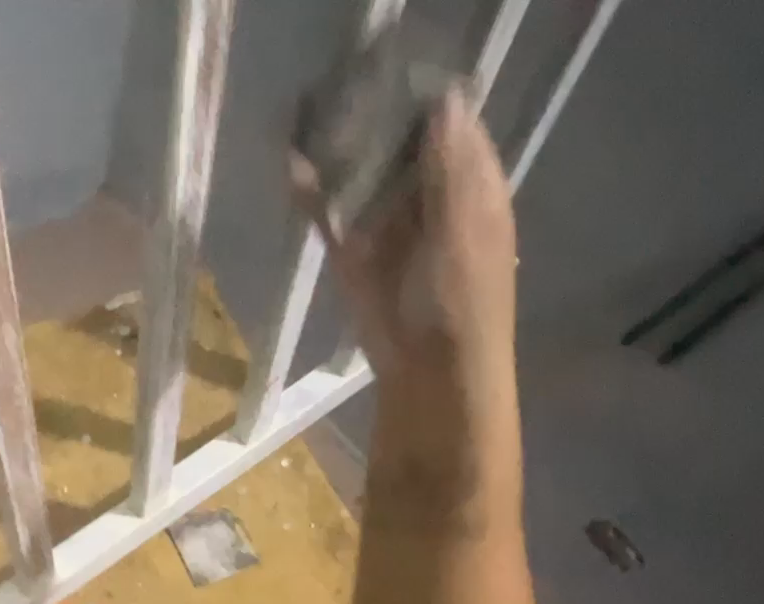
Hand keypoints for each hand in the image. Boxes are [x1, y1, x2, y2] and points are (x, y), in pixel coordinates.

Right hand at [298, 90, 517, 382]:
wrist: (430, 374)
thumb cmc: (463, 303)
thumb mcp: (466, 230)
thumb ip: (451, 169)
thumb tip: (443, 100)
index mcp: (470, 187)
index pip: (449, 125)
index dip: (424, 97)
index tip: (389, 68)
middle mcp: (428, 199)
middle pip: (400, 146)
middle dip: (372, 119)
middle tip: (338, 87)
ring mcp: (388, 228)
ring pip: (361, 178)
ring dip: (338, 152)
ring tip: (309, 113)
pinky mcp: (353, 257)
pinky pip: (332, 218)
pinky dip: (314, 197)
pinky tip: (293, 168)